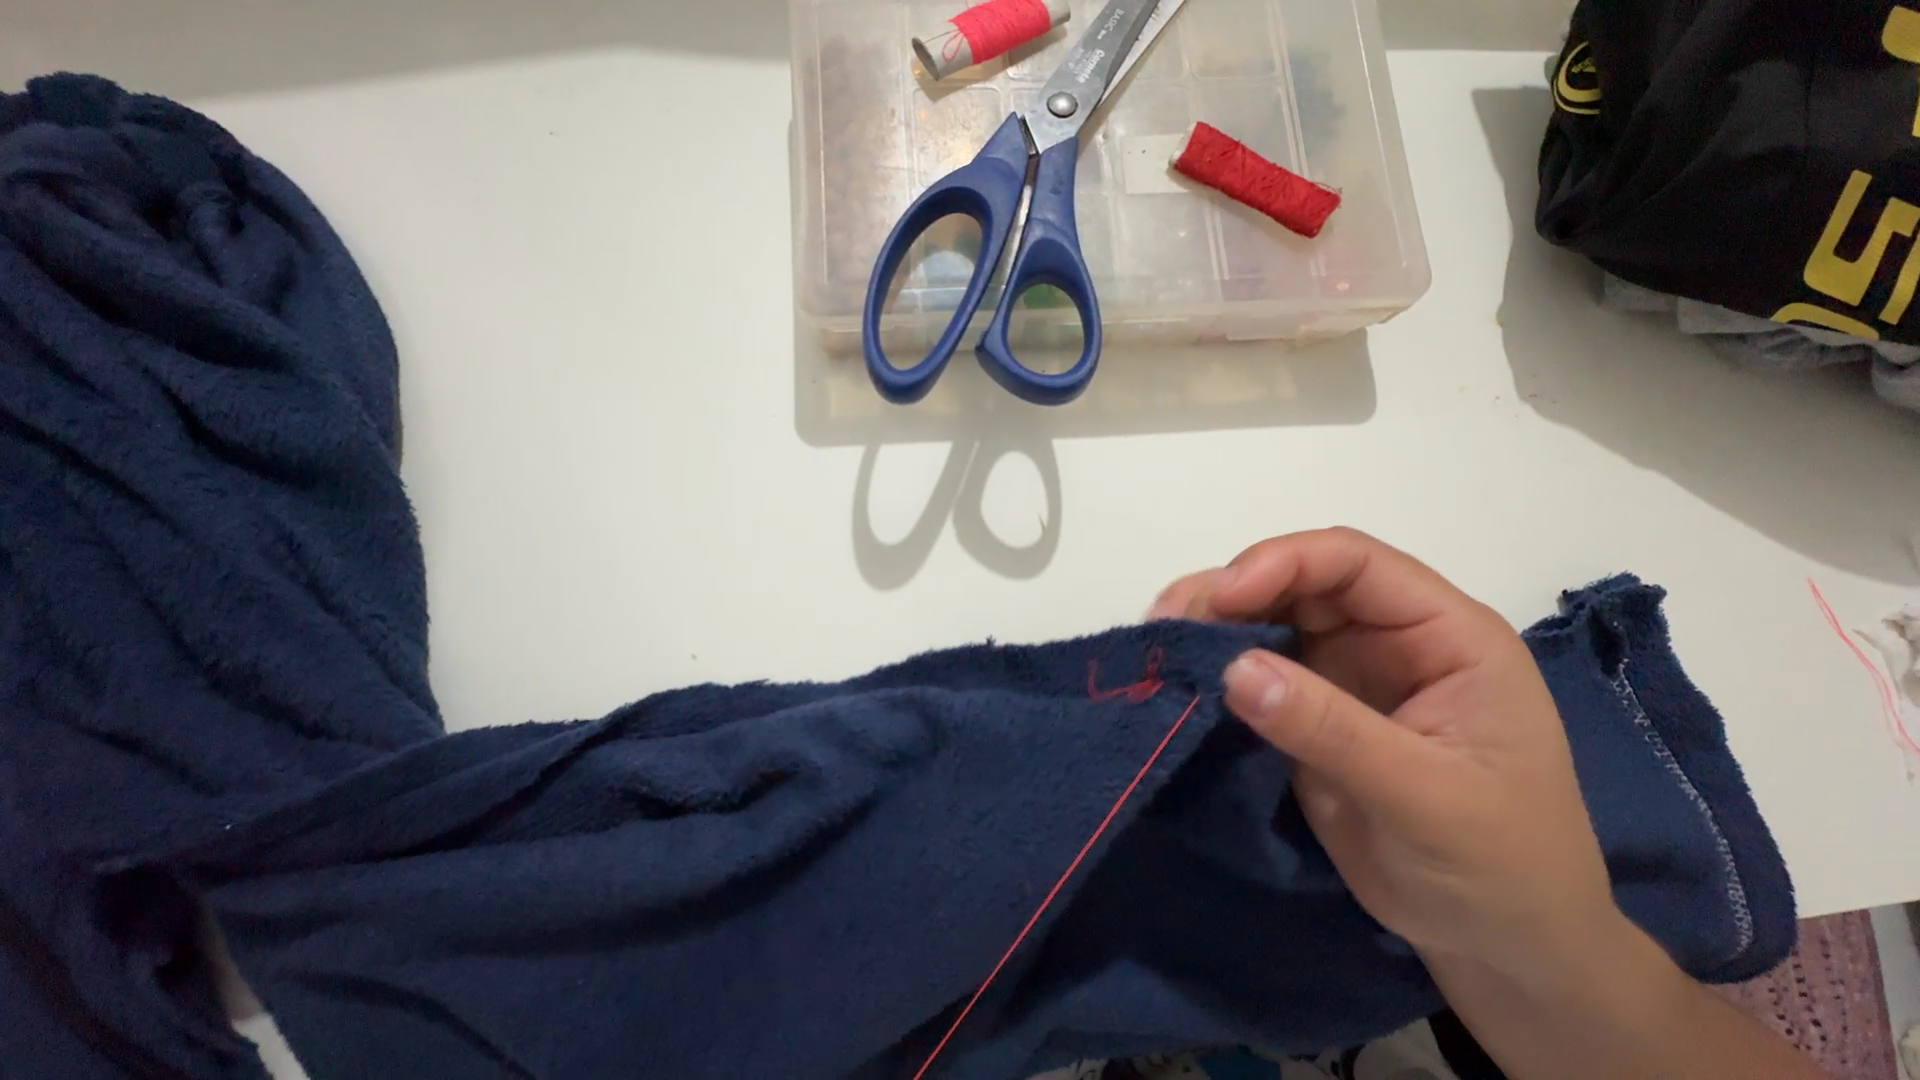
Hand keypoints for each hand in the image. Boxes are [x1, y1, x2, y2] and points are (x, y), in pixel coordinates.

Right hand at [1150, 528, 1616, 985]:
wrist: (1502, 945)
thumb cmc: (1496, 864)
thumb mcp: (1421, 794)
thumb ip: (1329, 728)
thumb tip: (1233, 667)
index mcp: (1444, 634)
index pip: (1355, 564)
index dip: (1283, 563)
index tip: (1220, 599)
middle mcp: (1391, 640)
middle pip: (1300, 585)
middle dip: (1231, 593)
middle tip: (1167, 624)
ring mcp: (1349, 679)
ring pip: (1270, 625)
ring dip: (1214, 628)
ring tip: (1162, 645)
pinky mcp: (1314, 718)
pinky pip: (1258, 677)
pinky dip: (1217, 674)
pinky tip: (1180, 683)